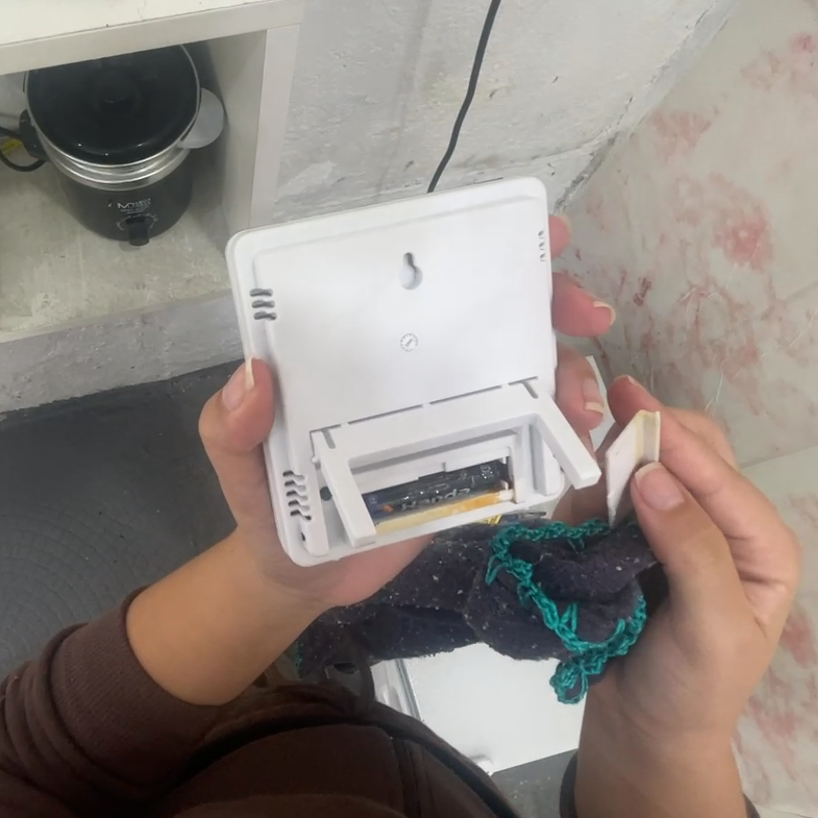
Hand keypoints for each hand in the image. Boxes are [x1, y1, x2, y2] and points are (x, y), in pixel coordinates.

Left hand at [197, 215, 616, 614]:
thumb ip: (231, 429)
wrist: (303, 579)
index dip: (475, 255)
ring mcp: (445, 421)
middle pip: (489, 320)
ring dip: (569, 373)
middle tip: (585, 314)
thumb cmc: (267, 510)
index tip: (532, 238)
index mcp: (357, 357)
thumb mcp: (239, 467)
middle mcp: (409, 376)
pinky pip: (526, 443)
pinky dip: (561, 435)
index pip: (415, 289)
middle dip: (550, 300)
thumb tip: (253, 377)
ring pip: (521, 377)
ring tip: (580, 403)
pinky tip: (579, 441)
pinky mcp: (468, 471)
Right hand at [571, 376, 799, 817]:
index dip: (674, 437)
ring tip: (580, 477)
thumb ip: (691, 549)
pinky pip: (606, 496)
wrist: (641, 728)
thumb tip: (650, 474)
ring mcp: (666, 529)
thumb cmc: (692, 686)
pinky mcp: (625, 540)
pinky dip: (588, 491)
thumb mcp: (711, 627)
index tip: (626, 401)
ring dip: (610, 460)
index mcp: (758, 543)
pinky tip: (574, 510)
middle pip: (688, 454)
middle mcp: (717, 525)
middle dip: (646, 433)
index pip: (718, 475)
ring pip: (642, 467)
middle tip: (594, 420)